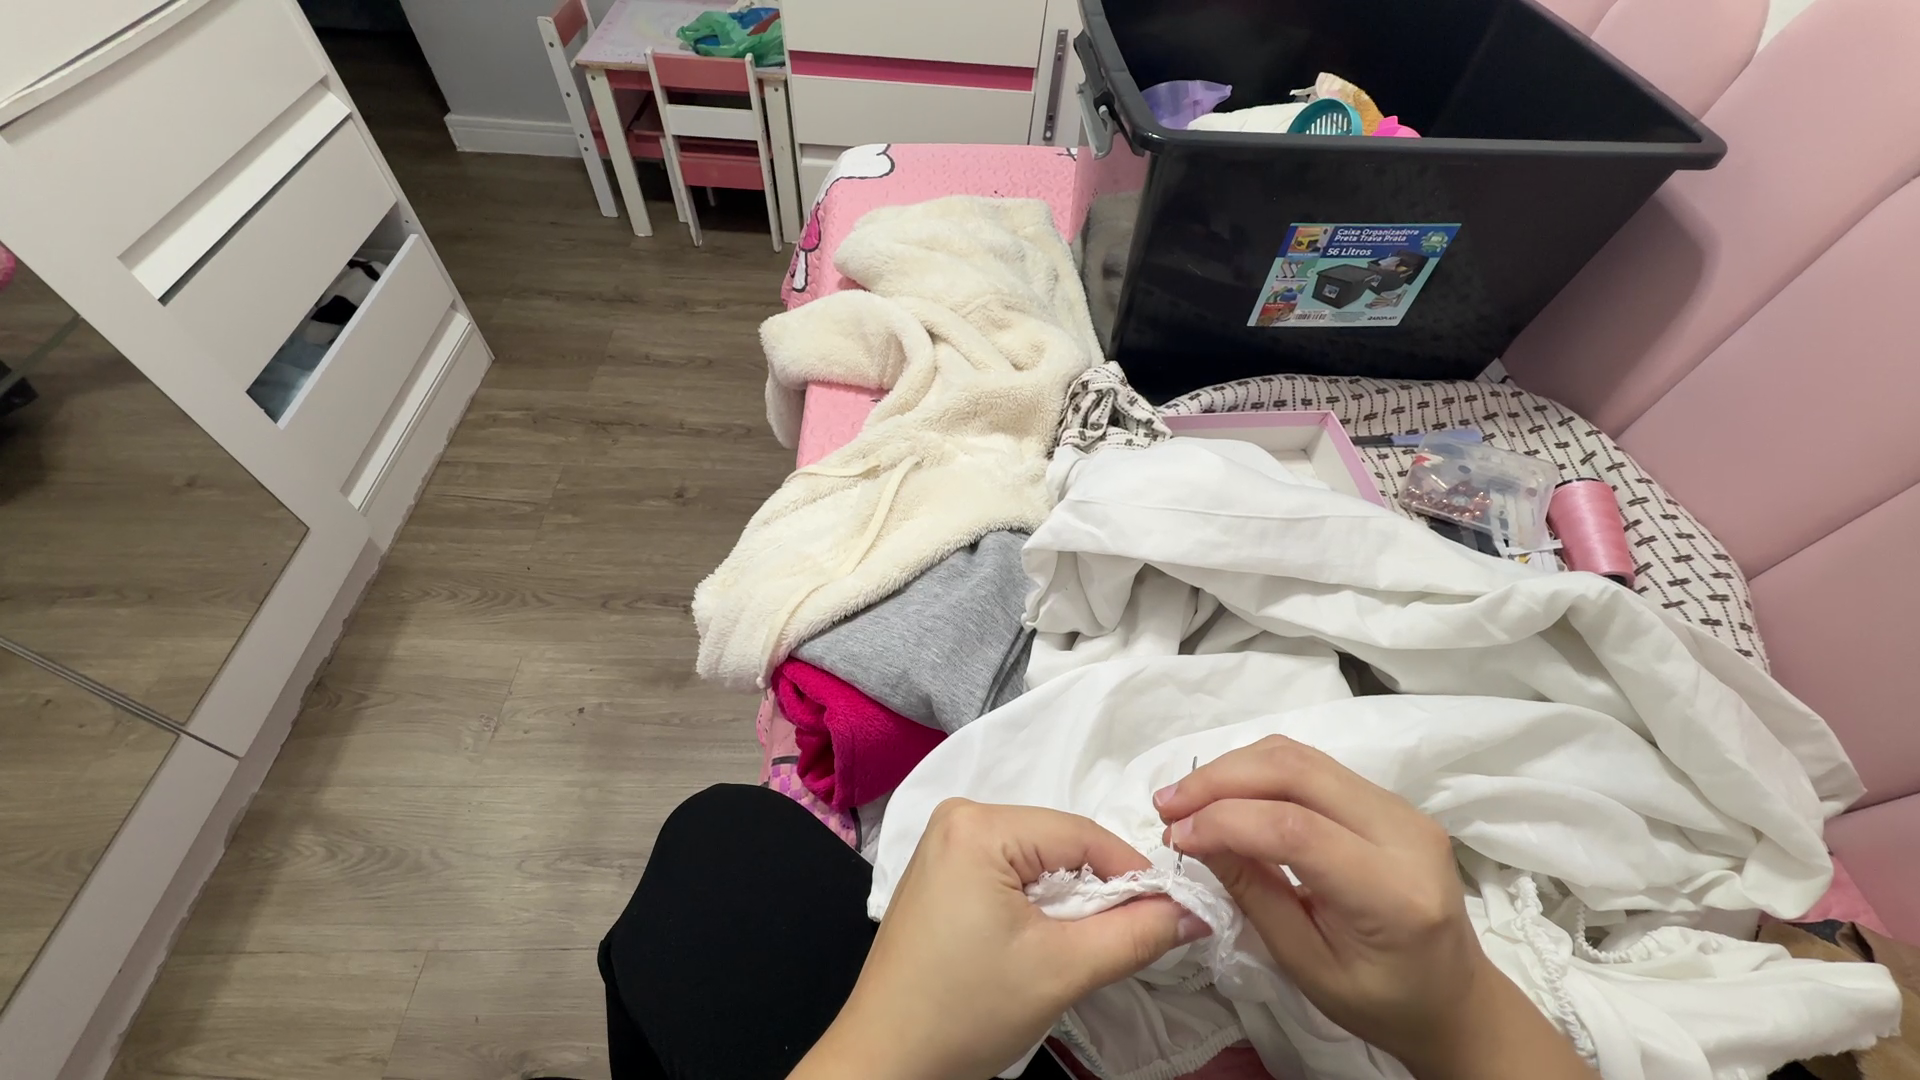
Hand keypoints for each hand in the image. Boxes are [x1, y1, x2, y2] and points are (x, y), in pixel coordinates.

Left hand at [792, 799, 1209, 1079]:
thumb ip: (1135, 934)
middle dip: (1098, 887)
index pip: (1081, 834)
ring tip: (1083, 941)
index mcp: (979, 824)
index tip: (1172, 913)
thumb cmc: (966, 1011)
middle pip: (1058, 841)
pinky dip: (1038, 898)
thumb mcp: (1061, 971)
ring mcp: (946, 840)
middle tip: (1126, 934)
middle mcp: (959, 815)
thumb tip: (1191, 911)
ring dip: (1070, 896)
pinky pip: (1010, 867)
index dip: (1133, 873)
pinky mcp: (942, 867)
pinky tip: (1041, 935)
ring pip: (1038, 856)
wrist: (886, 1060)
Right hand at [1154, 736, 1592, 1079]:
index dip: (1224, 820)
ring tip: (1187, 798)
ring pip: (1298, 755)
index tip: (1174, 835)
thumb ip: (1252, 891)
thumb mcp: (1305, 964)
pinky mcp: (1385, 796)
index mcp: (1392, 892)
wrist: (1455, 1001)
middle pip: (1295, 770)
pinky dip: (1255, 770)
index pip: (1295, 828)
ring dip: (1231, 768)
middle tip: (1167, 804)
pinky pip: (1308, 763)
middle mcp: (1404, 832)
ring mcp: (1399, 806)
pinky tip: (1224, 793)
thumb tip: (1193, 835)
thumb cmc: (1380, 1001)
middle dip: (1219, 779)